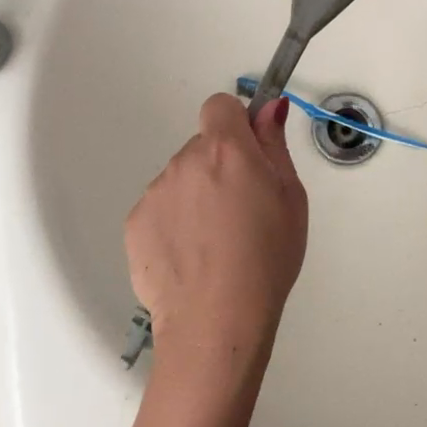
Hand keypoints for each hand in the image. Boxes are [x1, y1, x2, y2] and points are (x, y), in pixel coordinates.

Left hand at [125, 95, 307, 364]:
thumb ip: (274, 146)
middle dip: (220, 168)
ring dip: (196, 197)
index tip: (250, 154)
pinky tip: (192, 259)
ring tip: (216, 245)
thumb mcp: (291, 199)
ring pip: (180, 180)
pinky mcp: (135, 223)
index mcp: (226, 150)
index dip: (236, 125)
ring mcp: (155, 192)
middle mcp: (184, 161)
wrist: (216, 321)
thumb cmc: (267, 259)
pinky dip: (174, 225)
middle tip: (241, 213)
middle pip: (202, 147)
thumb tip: (267, 108)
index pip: (220, 106)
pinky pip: (160, 210)